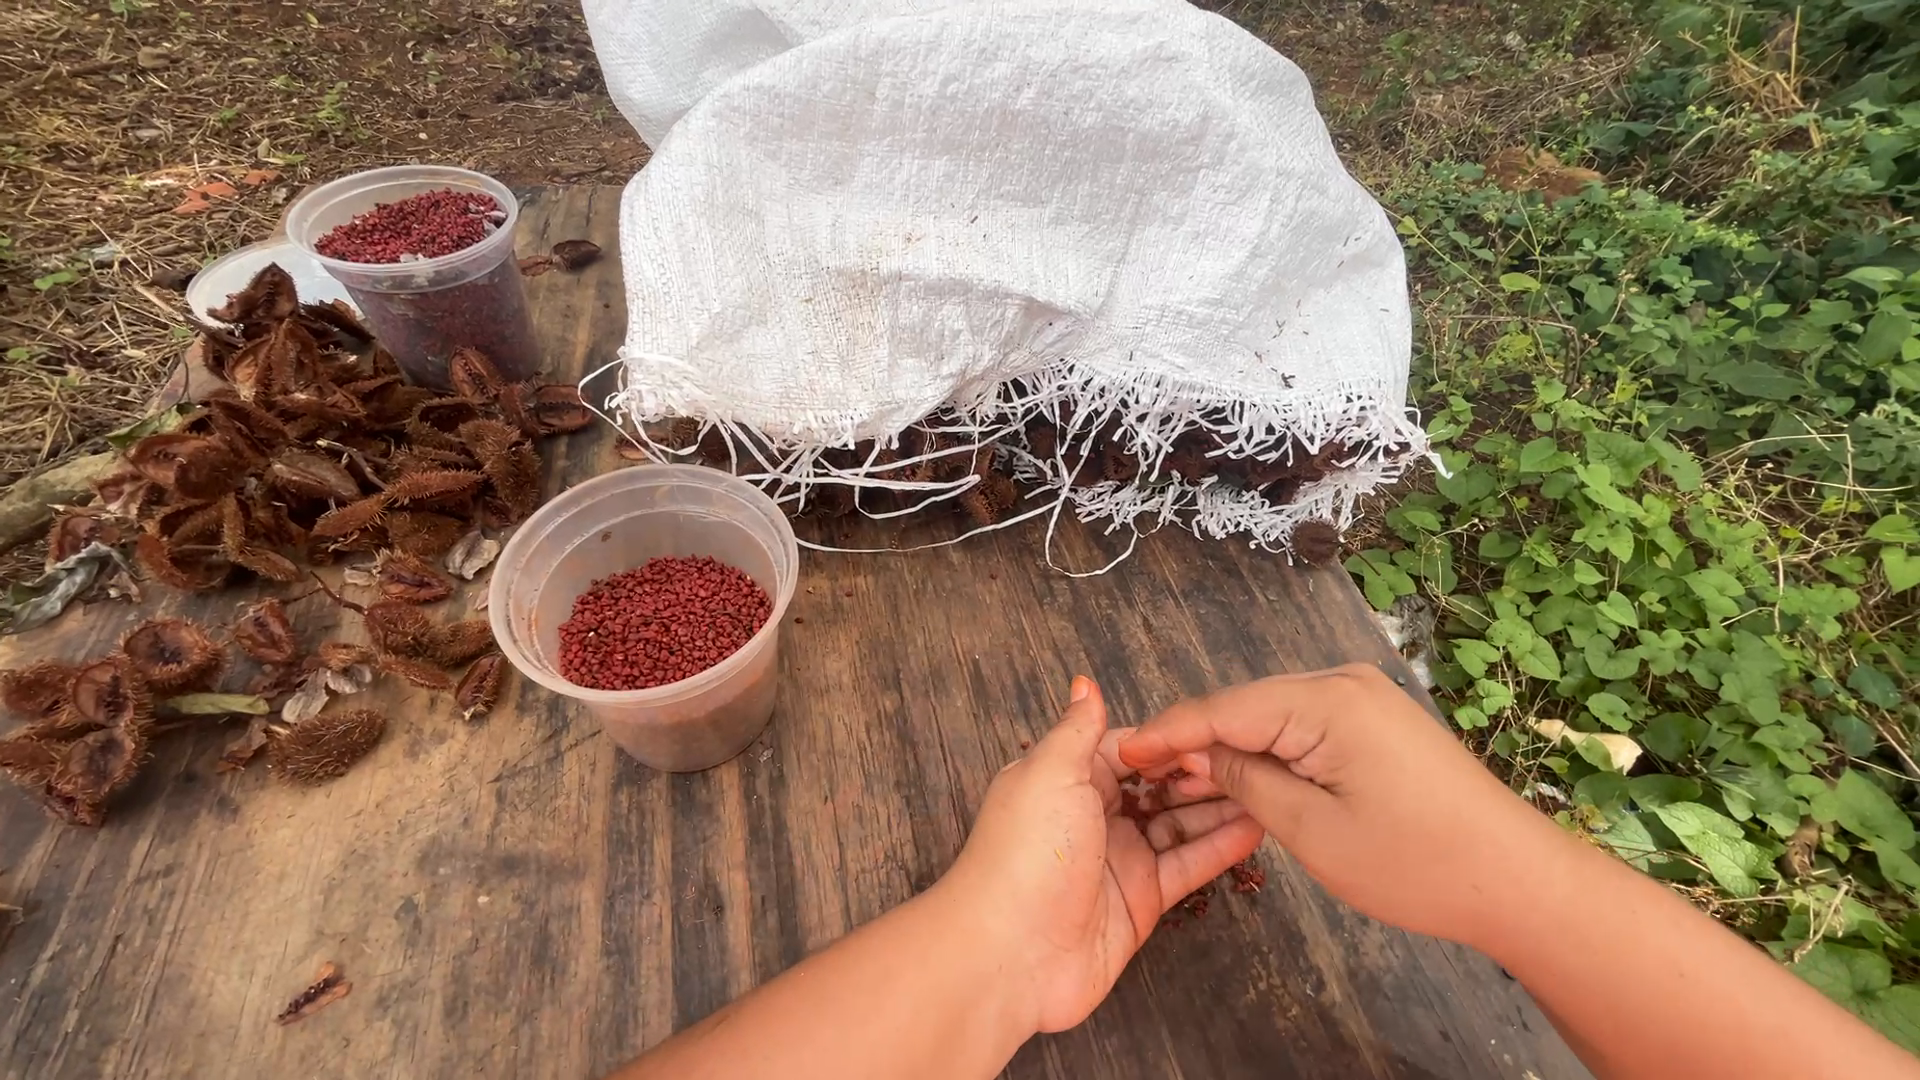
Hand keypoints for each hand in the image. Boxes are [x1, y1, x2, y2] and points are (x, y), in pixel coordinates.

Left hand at [943, 676, 1264, 1033]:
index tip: (1215, 731)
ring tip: (1266, 788)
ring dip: (1216, 807)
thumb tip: (1083, 682)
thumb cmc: (1026, 851)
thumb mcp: (1051, 773)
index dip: (1169, 740)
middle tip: (1253, 759)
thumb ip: (1078, 729)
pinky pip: (1185, 864)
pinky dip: (1218, 847)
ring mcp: (1120, 856)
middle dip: (1199, 771)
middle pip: (1157, 784)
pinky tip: (1254, 828)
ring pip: (1177, 823)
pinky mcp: (1141, 898)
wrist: (1011, 954)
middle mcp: (1095, 812)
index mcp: (1069, 775)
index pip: (1129, 747)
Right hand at [1116, 664, 1567, 949]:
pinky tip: (1243, 773)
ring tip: (1184, 777)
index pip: (1222, 709)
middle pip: (1244, 706)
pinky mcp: (1372, 717)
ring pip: (1269, 715)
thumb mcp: (1312, 830)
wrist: (1525, 884)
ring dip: (1231, 746)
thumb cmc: (1417, 865)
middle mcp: (1341, 682)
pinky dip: (1268, 749)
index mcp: (1326, 701)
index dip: (1167, 731)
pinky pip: (1300, 724)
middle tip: (1147, 773)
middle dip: (1196, 739)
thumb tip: (1197, 755)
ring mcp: (1360, 696)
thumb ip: (1244, 780)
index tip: (1122, 750)